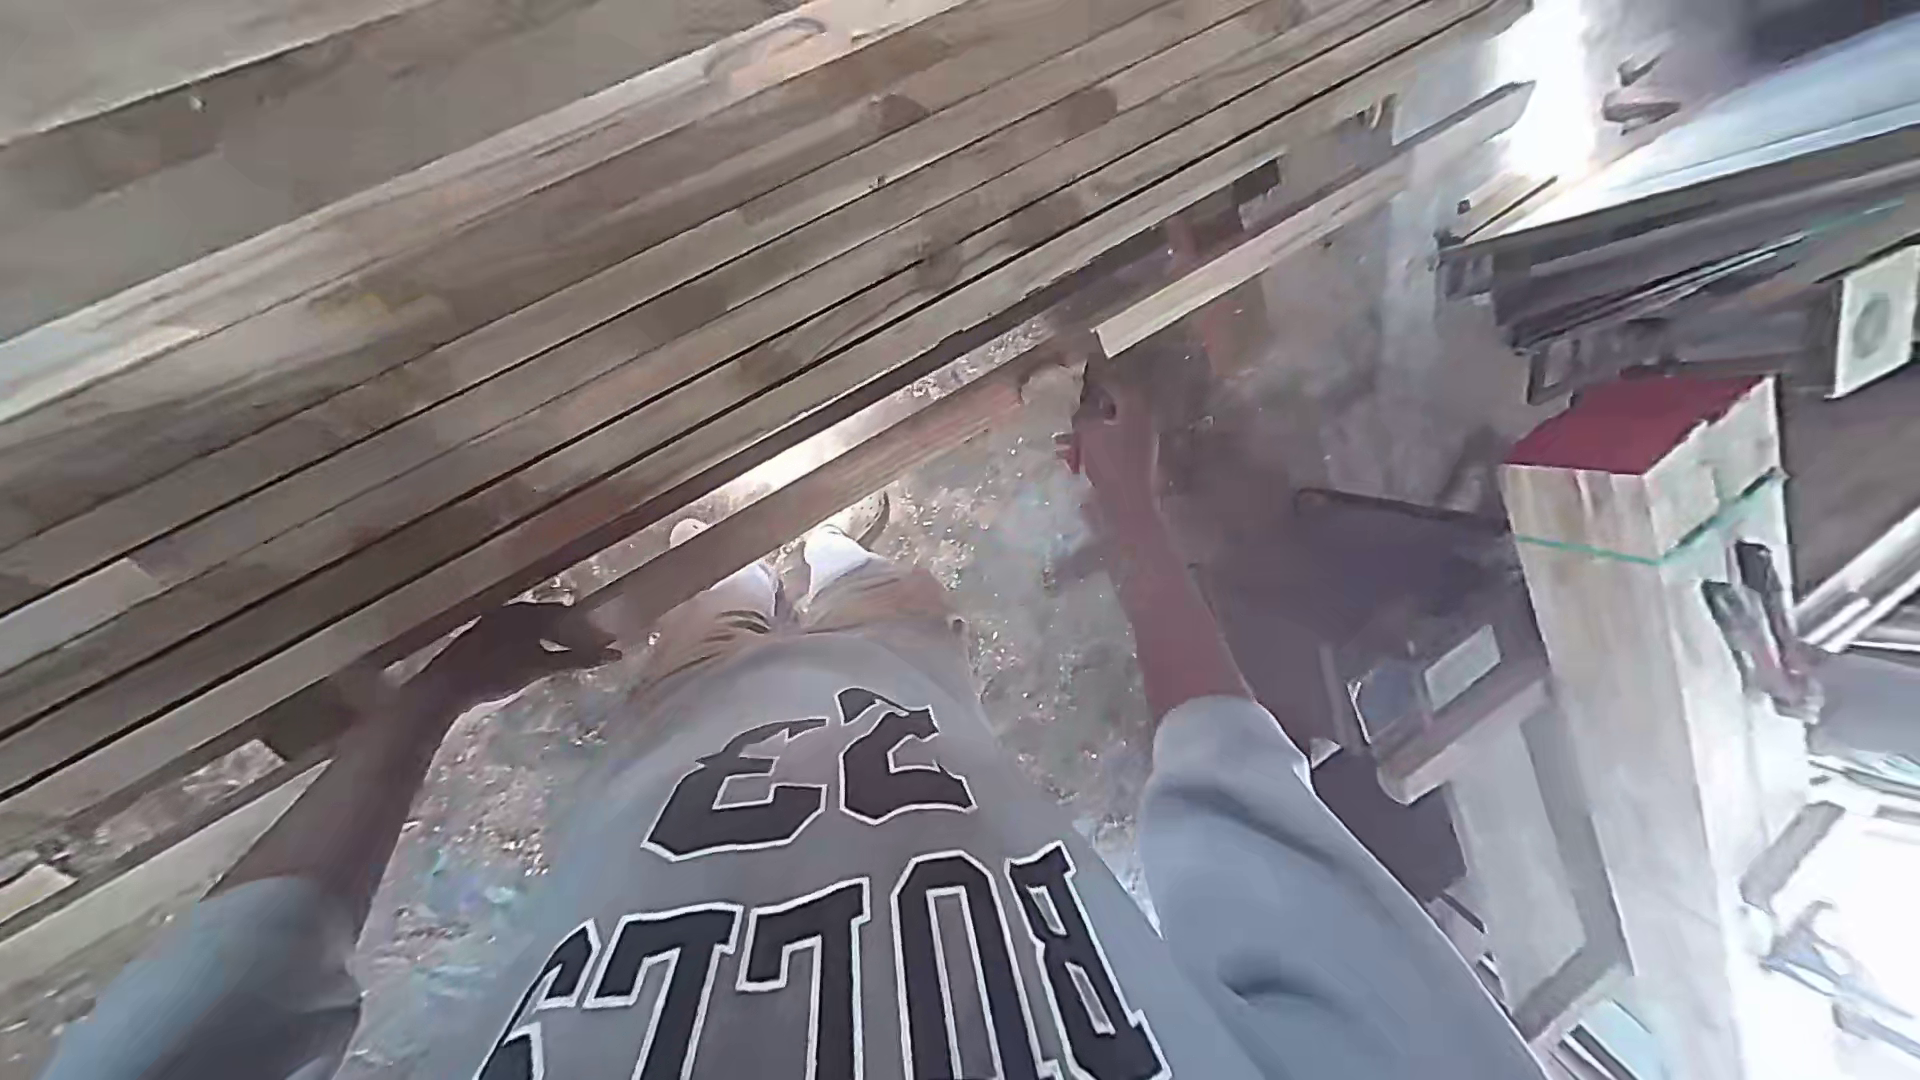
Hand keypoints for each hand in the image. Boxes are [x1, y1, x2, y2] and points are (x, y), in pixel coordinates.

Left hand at [408, 602, 621, 715]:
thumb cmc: (497, 674)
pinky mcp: (480, 634)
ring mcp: (494, 621)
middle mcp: (512, 610)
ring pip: (534, 624)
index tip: (605, 643)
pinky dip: (533, 641)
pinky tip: (536, 655)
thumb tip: (615, 655)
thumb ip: (579, 659)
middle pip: (552, 618)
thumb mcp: (542, 667)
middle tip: (590, 649)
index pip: (570, 616)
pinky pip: (517, 631)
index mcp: (530, 612)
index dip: (589, 630)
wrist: (443, 689)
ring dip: (552, 637)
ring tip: (566, 653)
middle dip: (572, 632)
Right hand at [1058, 365, 1162, 534]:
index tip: (1079, 383)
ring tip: (1061, 446)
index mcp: (1135, 408)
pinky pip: (1109, 450)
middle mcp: (1142, 422)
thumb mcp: (1089, 432)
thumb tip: (1083, 411)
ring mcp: (1140, 444)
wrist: (1128, 504)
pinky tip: (1072, 461)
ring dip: (1084, 437)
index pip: (1114, 385)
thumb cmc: (1110, 462)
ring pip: (1107, 433)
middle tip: (1068, 420)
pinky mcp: (1133, 464)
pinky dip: (1092, 451)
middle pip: (1110, 410)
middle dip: (1086, 416)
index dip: (1094, 383)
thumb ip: (1083, 416)